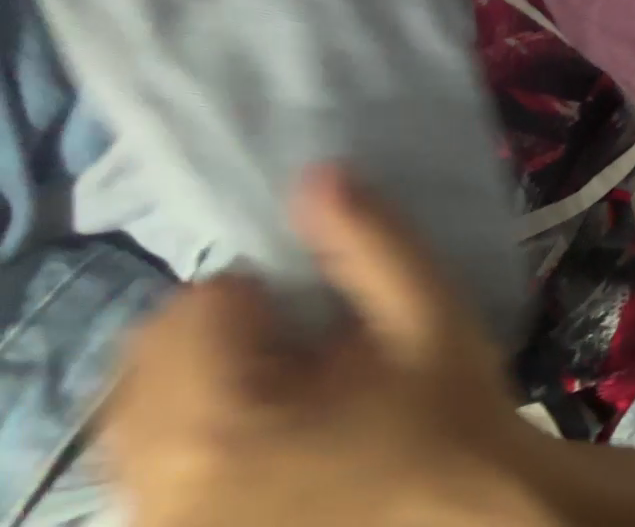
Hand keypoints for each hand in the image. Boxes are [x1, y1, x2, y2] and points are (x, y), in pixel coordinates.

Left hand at [101, 164, 550, 526]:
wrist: (467, 513)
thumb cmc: (453, 415)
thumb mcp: (431, 318)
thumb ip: (375, 244)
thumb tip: (323, 173)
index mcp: (217, 423)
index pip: (197, 305)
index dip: (272, 293)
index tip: (330, 317)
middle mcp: (156, 483)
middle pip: (150, 355)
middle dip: (226, 333)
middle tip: (311, 348)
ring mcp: (160, 518)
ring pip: (136, 410)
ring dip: (202, 379)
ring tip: (293, 391)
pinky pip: (143, 461)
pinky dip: (193, 430)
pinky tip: (269, 435)